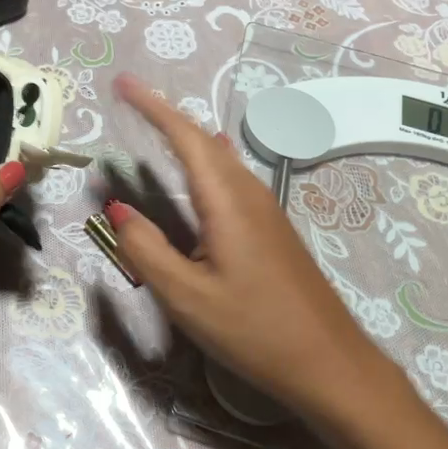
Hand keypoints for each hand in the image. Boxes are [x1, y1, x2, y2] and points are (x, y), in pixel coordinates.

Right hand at [105, 73, 389, 418]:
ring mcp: (265, 211)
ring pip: (220, 158)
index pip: (185, 137)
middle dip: (165, 115)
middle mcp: (249, 194)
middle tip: (128, 98)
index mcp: (226, 202)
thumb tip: (116, 207)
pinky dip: (204, 160)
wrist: (332, 365)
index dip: (152, 107)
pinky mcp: (271, 230)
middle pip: (203, 140)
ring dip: (185, 136)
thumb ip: (146, 250)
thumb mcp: (187, 297)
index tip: (122, 83)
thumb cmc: (255, 331)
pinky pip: (231, 177)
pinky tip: (203, 166)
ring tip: (155, 123)